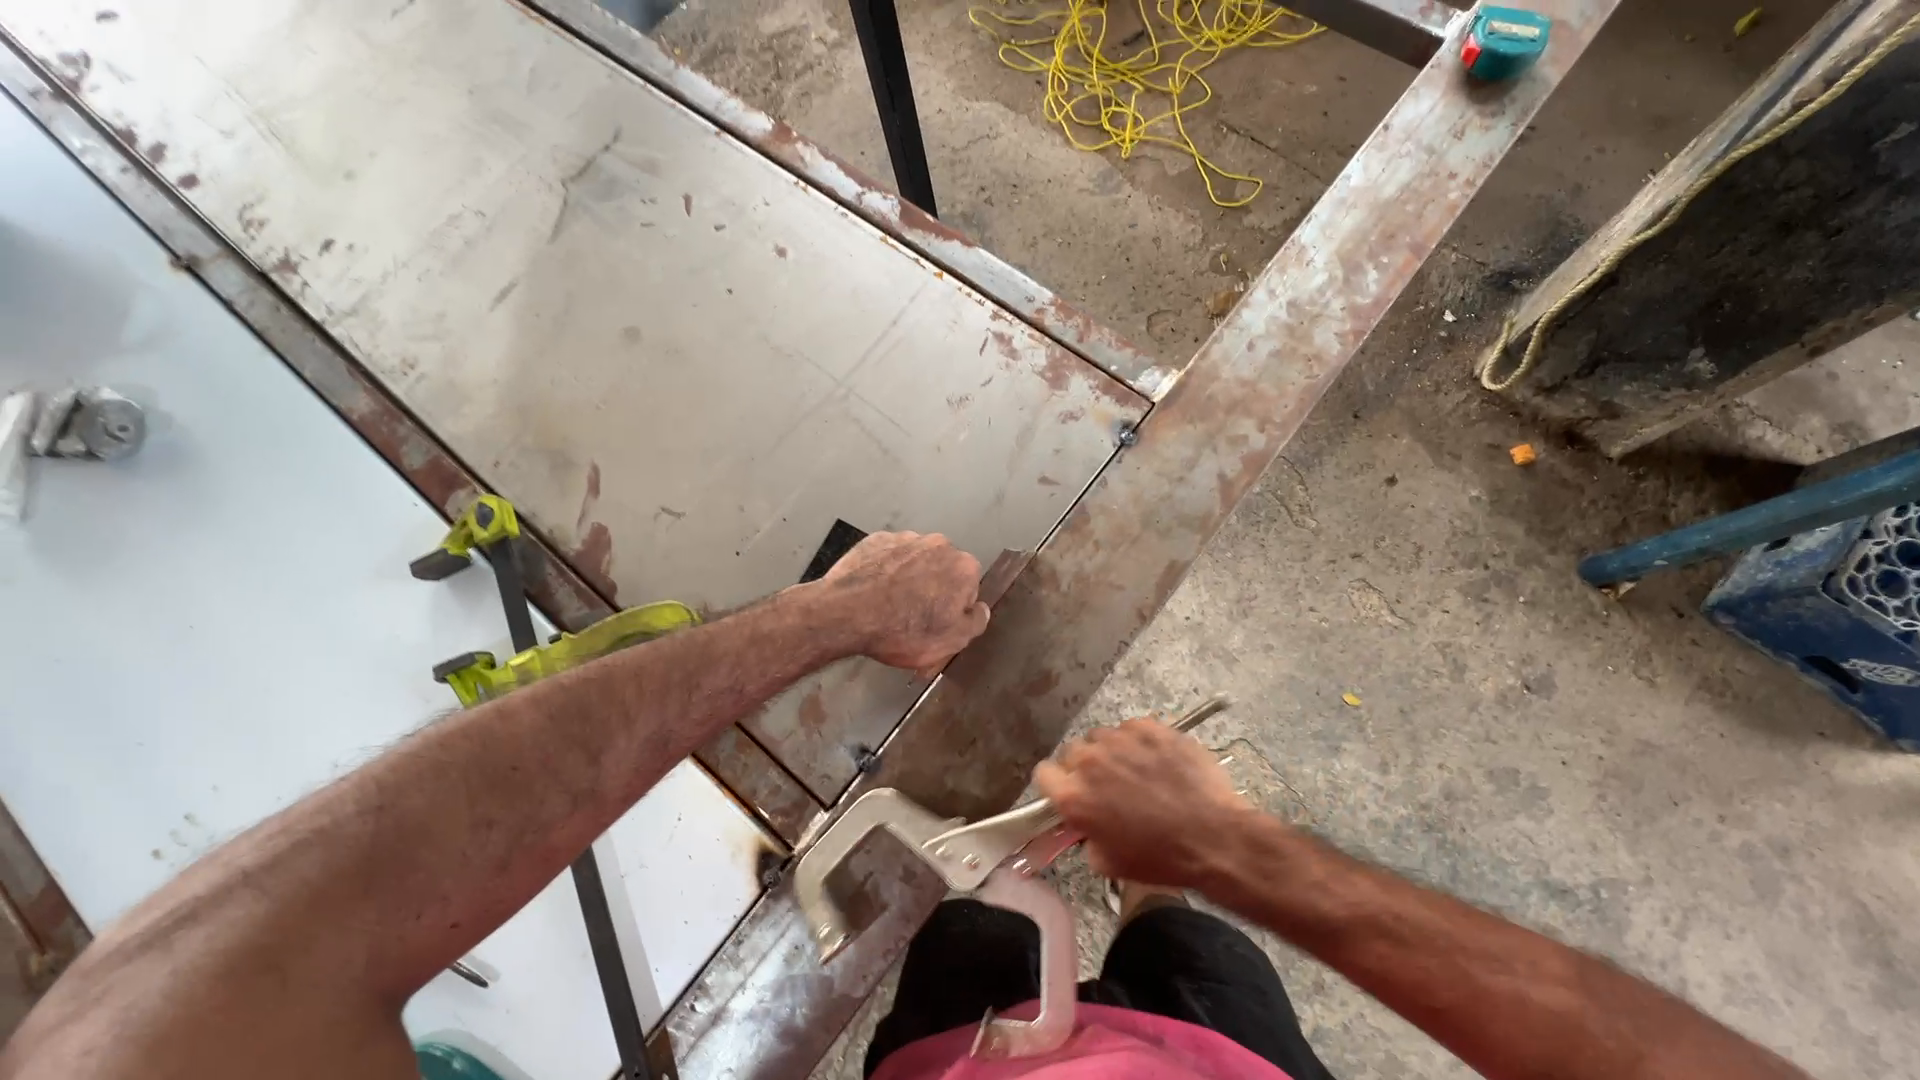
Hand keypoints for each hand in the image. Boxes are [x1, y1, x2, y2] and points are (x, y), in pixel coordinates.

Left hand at [815, 531, 989, 671]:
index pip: (969, 588)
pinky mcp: (876, 540)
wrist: (846, 614)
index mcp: (963, 567)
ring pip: (915, 561)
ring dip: (909, 578)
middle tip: (913, 616)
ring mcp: (905, 538)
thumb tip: (980, 609)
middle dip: (933, 588)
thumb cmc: (903, 630)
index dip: (954, 608)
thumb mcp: (952, 642)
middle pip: (943, 569)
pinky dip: (885, 570)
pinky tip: (873, 592)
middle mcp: (939, 544)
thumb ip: (976, 622)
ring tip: (890, 605)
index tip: (937, 623)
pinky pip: (888, 556)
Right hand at [1033, 720, 1254, 888]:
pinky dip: (1140, 742)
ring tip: (1138, 772)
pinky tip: (1158, 761)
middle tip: (1109, 785)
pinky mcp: (1150, 728)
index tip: (1070, 789)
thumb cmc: (1161, 857)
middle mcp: (1091, 762)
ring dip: (1113, 752)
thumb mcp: (1109, 863)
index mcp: (1074, 796)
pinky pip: (1133, 729)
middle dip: (1086, 767)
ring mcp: (1121, 740)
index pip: (1043, 773)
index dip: (1056, 782)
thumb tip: (1087, 824)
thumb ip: (1085, 836)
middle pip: (1073, 752)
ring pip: (1104, 737)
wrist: (1213, 836)